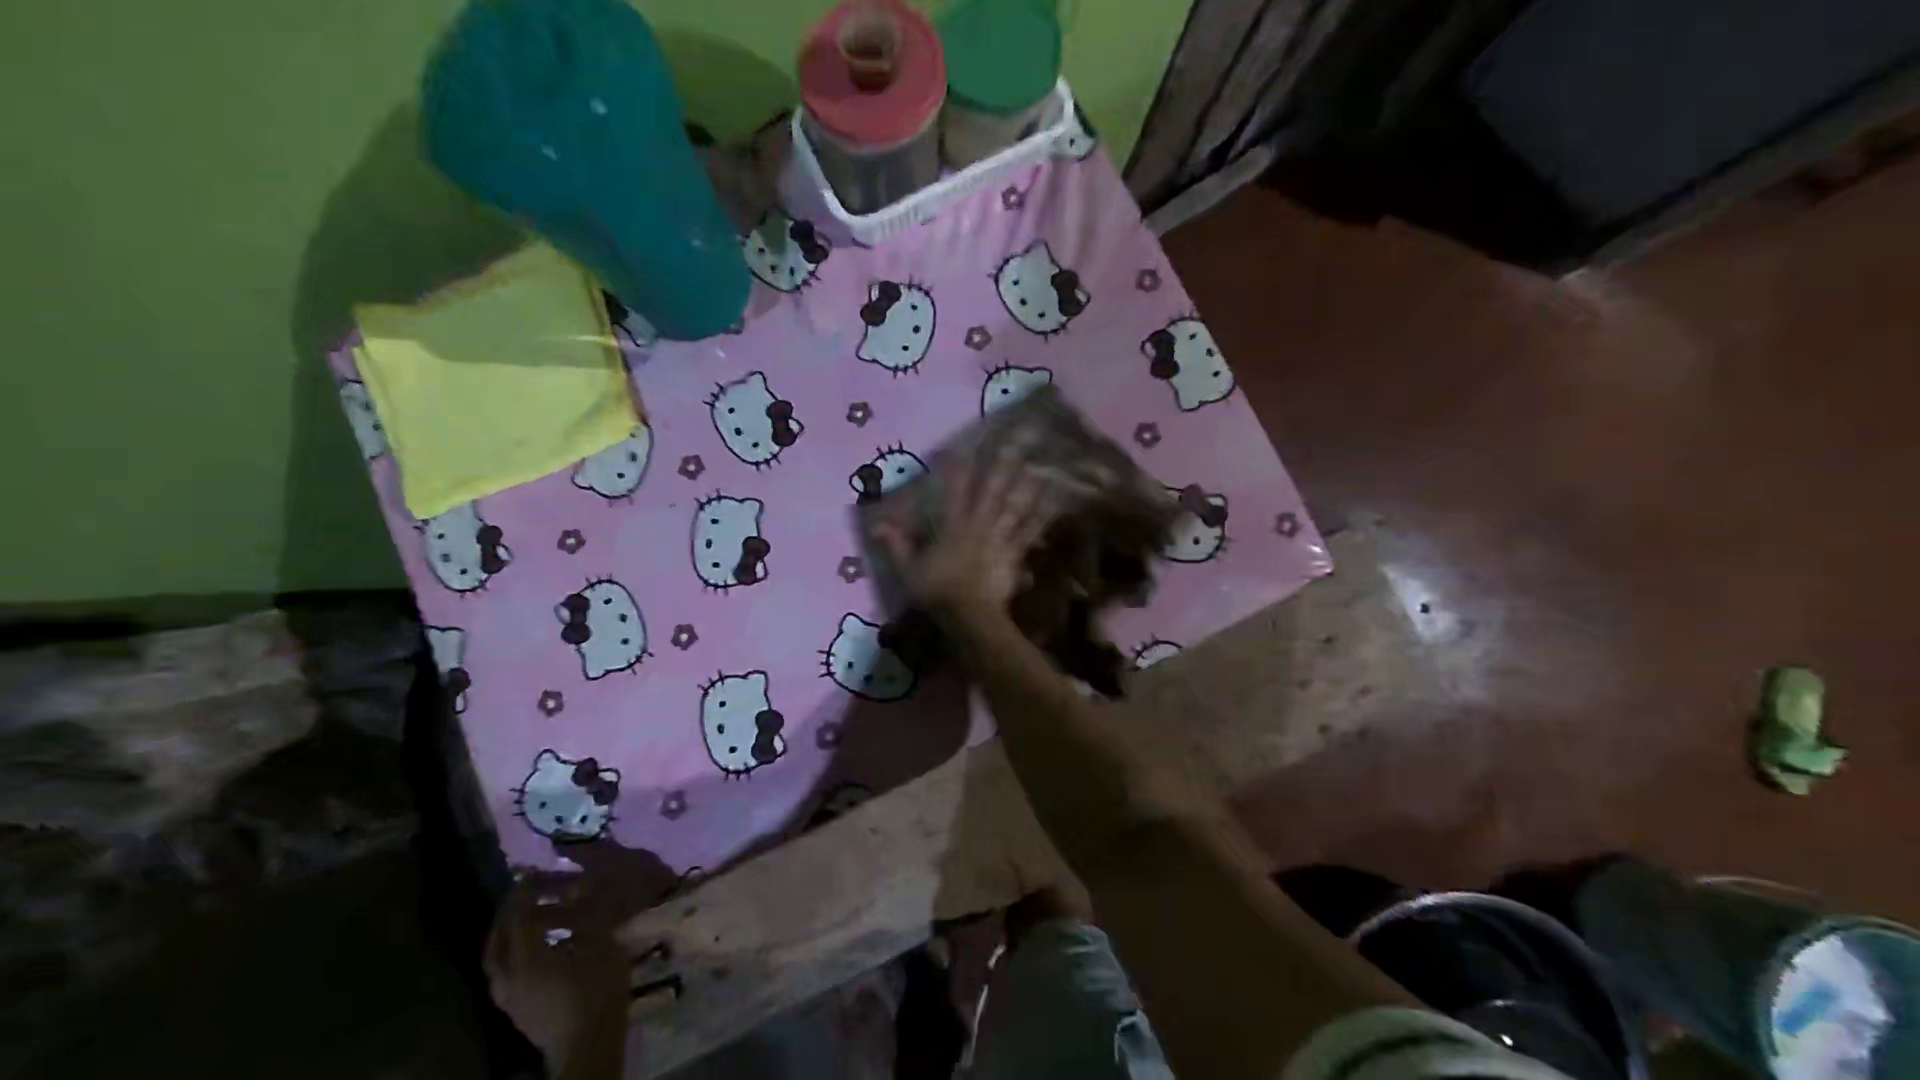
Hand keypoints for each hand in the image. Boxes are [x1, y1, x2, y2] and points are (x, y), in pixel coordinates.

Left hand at [485, 870, 628, 1077]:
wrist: (588, 1046)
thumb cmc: (597, 992)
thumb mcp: (602, 944)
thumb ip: (591, 914)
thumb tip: (587, 887)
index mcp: (526, 959)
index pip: (518, 916)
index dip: (526, 891)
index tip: (536, 870)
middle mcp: (508, 977)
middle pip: (499, 937)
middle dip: (511, 910)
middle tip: (527, 890)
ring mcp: (508, 997)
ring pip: (497, 958)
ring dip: (510, 932)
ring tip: (531, 916)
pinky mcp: (516, 1009)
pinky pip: (506, 972)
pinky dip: (516, 951)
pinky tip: (539, 946)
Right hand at [874, 450, 1052, 621]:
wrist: (970, 616)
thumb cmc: (937, 592)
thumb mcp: (909, 570)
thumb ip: (896, 544)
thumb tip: (877, 524)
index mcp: (952, 527)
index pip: (954, 491)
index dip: (958, 468)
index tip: (963, 447)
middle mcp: (978, 526)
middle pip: (992, 491)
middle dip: (1002, 467)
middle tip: (1014, 445)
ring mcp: (999, 539)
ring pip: (1014, 507)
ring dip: (1025, 486)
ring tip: (1037, 467)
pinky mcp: (1015, 554)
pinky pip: (1029, 532)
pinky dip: (1041, 517)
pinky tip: (1053, 502)